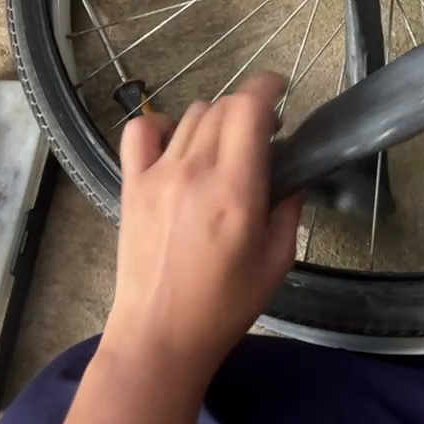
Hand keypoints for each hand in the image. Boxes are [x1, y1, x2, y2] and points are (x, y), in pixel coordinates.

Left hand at [101, 71, 303, 384]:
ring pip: (191, 115)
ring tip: (225, 146)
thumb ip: (289, 208)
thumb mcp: (277, 260)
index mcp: (236, 189)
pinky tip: (176, 144)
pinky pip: (141, 131)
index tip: (281, 89)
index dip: (267, 86)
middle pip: (223, 106)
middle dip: (249, 108)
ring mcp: (159, 174)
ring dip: (216, 119)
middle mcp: (195, 171)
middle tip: (263, 135)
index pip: (248, 108)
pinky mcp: (132, 185)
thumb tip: (291, 174)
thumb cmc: (225, 305)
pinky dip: (161, 124)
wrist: (159, 337)